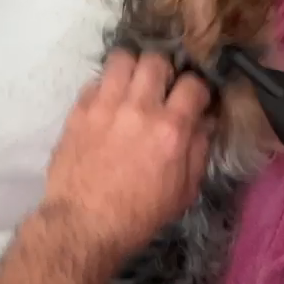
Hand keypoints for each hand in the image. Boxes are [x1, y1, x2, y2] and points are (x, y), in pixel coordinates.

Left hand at [43, 50, 211, 255]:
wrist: (84, 225)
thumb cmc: (140, 215)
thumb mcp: (184, 191)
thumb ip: (198, 151)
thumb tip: (205, 123)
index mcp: (171, 129)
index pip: (194, 84)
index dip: (199, 89)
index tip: (196, 100)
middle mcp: (139, 108)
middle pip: (157, 60)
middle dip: (166, 71)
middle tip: (164, 88)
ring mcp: (105, 105)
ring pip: (123, 58)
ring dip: (134, 69)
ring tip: (134, 86)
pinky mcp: (79, 110)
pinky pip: (96, 79)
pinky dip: (108, 86)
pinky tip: (110, 104)